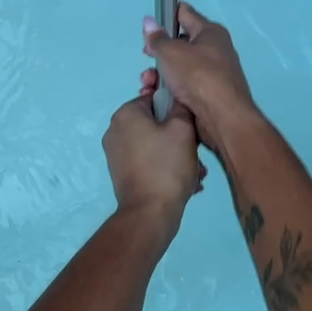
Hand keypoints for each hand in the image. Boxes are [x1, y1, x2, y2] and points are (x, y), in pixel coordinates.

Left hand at [101, 72, 204, 227]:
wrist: (150, 212)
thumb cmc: (167, 165)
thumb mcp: (183, 129)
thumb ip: (182, 108)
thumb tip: (178, 102)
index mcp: (125, 114)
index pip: (154, 98)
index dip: (176, 110)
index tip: (191, 126)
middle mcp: (115, 130)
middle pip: (155, 124)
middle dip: (179, 138)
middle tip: (196, 154)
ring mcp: (116, 154)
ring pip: (155, 146)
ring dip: (177, 156)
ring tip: (196, 173)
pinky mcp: (121, 174)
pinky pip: (148, 162)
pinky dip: (166, 169)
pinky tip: (186, 184)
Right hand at [142, 2, 258, 147]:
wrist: (223, 117)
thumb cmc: (198, 76)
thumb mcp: (171, 52)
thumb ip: (157, 38)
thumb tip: (149, 21)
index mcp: (210, 32)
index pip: (185, 13)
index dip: (167, 14)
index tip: (151, 24)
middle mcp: (214, 49)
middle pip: (181, 43)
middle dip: (160, 50)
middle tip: (146, 56)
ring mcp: (213, 73)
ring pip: (180, 67)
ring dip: (161, 73)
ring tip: (148, 83)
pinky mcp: (209, 94)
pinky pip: (184, 85)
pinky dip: (170, 88)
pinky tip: (157, 95)